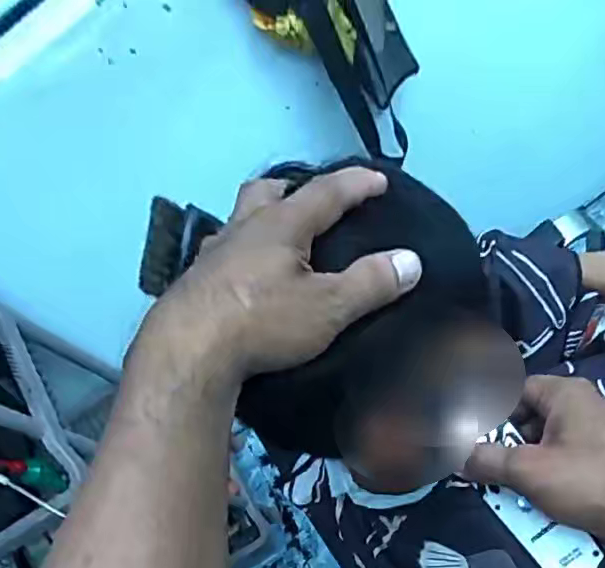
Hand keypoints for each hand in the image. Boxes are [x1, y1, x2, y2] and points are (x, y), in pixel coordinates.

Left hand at [136, 167, 423, 381]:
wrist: (193, 350)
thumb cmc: (265, 322)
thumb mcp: (329, 306)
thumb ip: (371, 283)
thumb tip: (411, 260)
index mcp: (280, 226)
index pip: (324, 193)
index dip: (355, 185)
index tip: (379, 179)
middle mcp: (244, 229)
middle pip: (267, 192)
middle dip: (295, 189)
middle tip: (313, 198)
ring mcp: (216, 255)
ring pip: (241, 220)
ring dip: (263, 218)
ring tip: (281, 238)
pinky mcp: (199, 283)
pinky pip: (226, 254)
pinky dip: (245, 254)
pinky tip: (249, 276)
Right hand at [463, 375, 604, 545]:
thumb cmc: (588, 484)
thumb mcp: (528, 471)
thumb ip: (486, 459)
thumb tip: (455, 454)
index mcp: (566, 393)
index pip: (512, 389)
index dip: (486, 411)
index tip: (467, 436)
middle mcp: (584, 403)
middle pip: (529, 414)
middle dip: (504, 441)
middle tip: (483, 466)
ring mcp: (598, 430)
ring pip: (546, 439)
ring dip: (523, 461)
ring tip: (504, 484)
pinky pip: (565, 455)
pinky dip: (546, 471)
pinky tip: (535, 494)